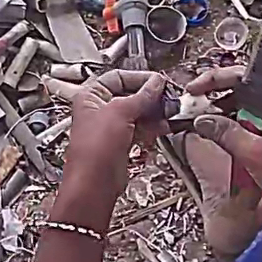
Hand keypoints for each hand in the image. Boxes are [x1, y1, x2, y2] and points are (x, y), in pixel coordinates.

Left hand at [58, 70, 168, 224]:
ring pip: (137, 113)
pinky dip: (153, 127)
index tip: (158, 81)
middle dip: (150, 96)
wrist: (94, 184)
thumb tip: (155, 82)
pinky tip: (165, 125)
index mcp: (91, 97)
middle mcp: (100, 111)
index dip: (139, 78)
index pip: (118, 77)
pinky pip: (140, 129)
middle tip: (168, 96)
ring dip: (155, 112)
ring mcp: (111, 128)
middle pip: (130, 95)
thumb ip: (141, 96)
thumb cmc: (94, 150)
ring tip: (170, 110)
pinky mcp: (121, 144)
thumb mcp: (120, 112)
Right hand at [186, 67, 261, 216]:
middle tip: (193, 105)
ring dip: (224, 112)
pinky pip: (252, 119)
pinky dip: (235, 124)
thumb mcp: (253, 154)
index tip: (194, 90)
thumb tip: (201, 120)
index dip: (214, 81)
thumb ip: (225, 133)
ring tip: (202, 120)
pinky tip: (219, 131)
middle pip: (243, 88)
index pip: (242, 77)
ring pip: (245, 104)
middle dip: (216, 97)